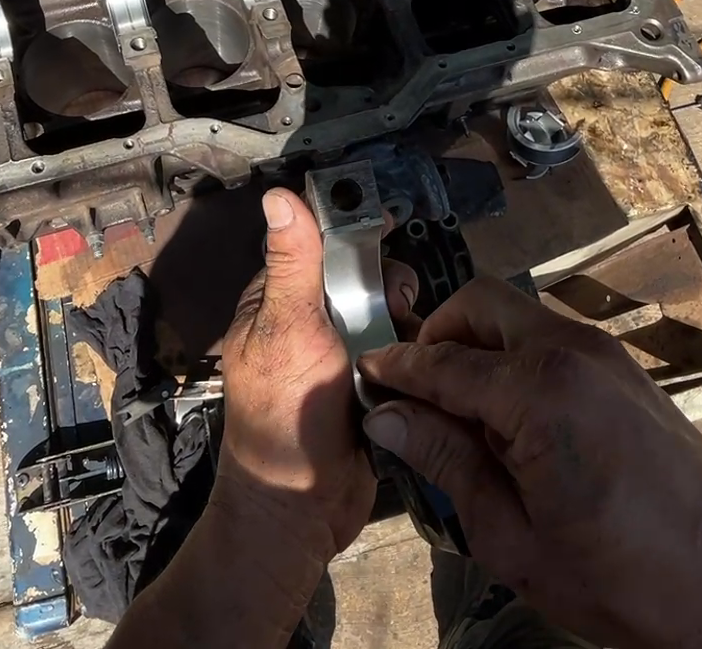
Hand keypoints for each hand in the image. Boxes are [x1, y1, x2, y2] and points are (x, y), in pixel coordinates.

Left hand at [110, 187, 418, 648]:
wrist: (300, 508)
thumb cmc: (285, 411)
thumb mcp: (287, 327)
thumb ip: (293, 263)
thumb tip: (278, 192)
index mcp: (276, 299)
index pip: (318, 243)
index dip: (353, 229)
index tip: (391, 224)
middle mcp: (308, 320)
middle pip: (360, 275)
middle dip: (386, 281)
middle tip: (402, 305)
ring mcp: (339, 353)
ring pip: (383, 311)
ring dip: (403, 317)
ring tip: (414, 336)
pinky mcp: (367, 383)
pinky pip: (396, 348)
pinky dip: (411, 347)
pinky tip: (425, 356)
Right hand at [359, 278, 701, 648]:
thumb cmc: (620, 580)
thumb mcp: (511, 535)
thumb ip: (445, 460)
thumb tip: (386, 416)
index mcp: (540, 391)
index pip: (443, 362)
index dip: (397, 368)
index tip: (368, 376)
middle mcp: (571, 350)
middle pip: (479, 302)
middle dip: (437, 332)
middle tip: (417, 387)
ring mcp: (604, 352)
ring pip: (515, 314)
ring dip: (476, 343)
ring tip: (462, 410)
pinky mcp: (623, 366)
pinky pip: (548, 337)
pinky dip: (513, 355)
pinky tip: (511, 415)